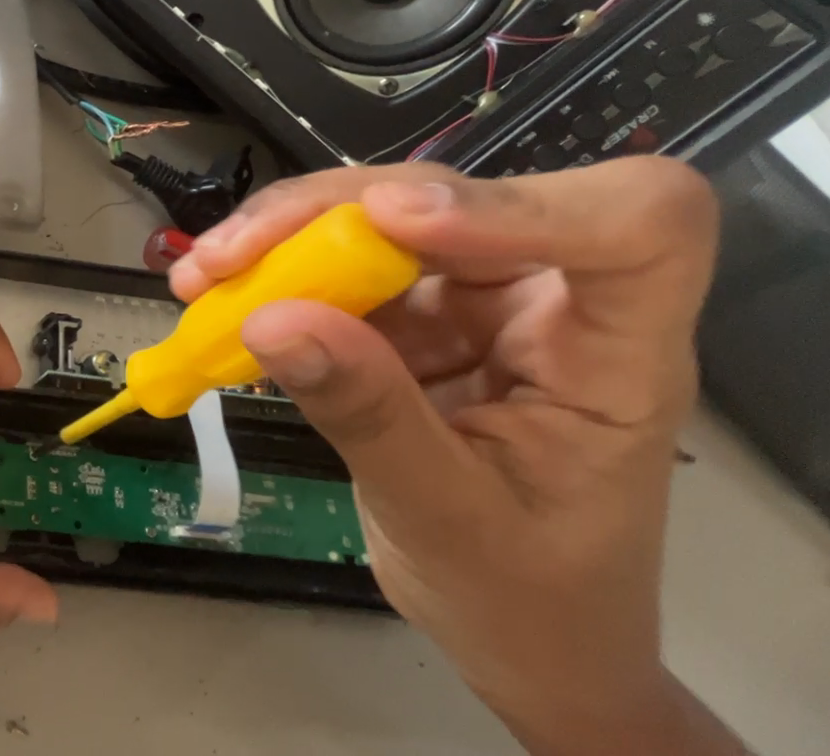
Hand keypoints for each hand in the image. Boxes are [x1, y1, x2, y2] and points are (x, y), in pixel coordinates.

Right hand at [172, 157, 743, 754]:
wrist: (515, 630)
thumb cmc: (525, 596)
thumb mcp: (445, 518)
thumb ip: (369, 416)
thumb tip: (270, 321)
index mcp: (615, 351)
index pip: (629, 228)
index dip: (518, 204)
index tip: (392, 221)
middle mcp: (545, 301)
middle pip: (455, 200)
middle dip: (329, 216)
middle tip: (227, 257)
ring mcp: (470, 303)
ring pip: (376, 222)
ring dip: (280, 239)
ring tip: (200, 277)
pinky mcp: (408, 316)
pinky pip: (333, 269)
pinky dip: (268, 276)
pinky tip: (213, 299)